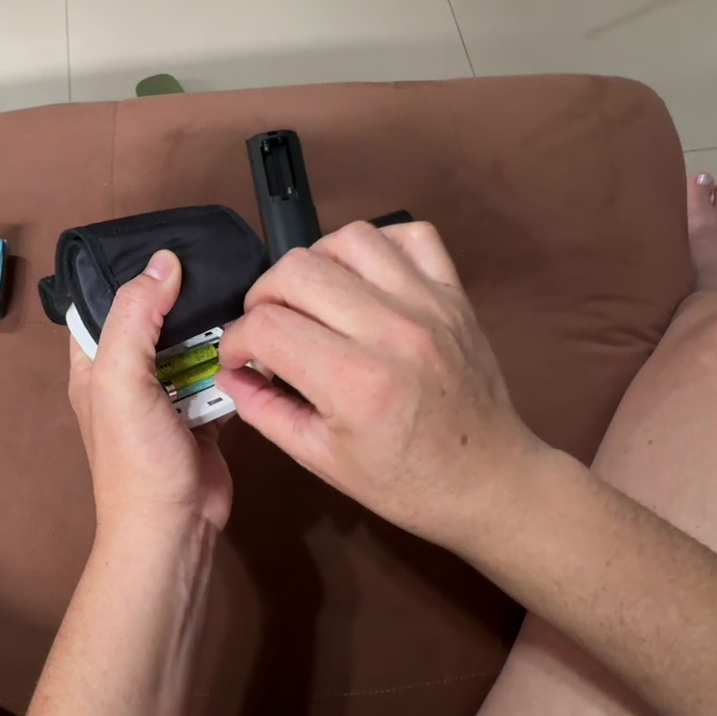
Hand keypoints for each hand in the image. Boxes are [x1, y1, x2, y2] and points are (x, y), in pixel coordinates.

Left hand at [68, 250, 232, 536]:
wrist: (174, 525)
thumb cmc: (136, 456)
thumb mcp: (121, 379)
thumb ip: (134, 317)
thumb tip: (162, 261)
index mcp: (95, 362)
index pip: (103, 303)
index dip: (127, 274)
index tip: (165, 247)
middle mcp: (128, 374)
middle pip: (153, 319)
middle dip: (180, 297)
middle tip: (216, 264)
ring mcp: (166, 393)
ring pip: (189, 343)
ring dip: (210, 326)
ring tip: (241, 291)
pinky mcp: (200, 411)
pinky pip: (215, 373)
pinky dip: (230, 360)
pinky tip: (253, 336)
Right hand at [215, 222, 550, 547]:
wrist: (488, 481)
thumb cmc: (404, 480)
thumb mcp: (319, 458)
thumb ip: (264, 409)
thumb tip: (228, 373)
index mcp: (353, 381)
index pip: (265, 326)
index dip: (235, 341)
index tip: (239, 359)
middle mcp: (390, 330)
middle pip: (296, 269)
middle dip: (262, 297)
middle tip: (269, 329)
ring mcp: (427, 304)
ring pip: (348, 238)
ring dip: (314, 264)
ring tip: (312, 300)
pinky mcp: (453, 293)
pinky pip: (410, 234)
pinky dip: (376, 247)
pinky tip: (362, 281)